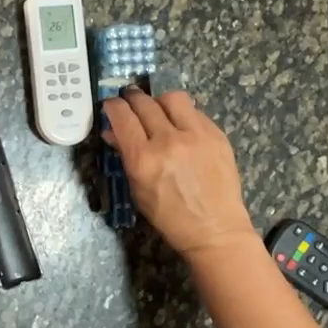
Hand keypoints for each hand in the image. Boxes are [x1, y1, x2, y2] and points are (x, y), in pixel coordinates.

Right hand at [101, 87, 257, 258]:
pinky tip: (181, 126)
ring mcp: (196, 135)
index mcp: (143, 159)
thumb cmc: (169, 215)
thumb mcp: (138, 188)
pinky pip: (195, 112)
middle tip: (129, 101)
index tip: (111, 105)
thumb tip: (113, 132)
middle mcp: (168, 141)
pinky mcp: (217, 135)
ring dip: (159, 101)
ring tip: (158, 111)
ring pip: (172, 98)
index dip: (112, 106)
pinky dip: (182, 114)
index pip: (122, 117)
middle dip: (132, 99)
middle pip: (144, 103)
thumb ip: (125, 156)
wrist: (214, 228)